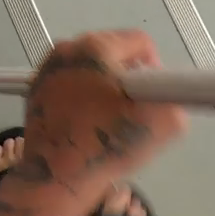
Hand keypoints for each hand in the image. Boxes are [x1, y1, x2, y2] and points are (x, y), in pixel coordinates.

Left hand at [12, 30, 187, 203]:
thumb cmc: (107, 145)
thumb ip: (178, 98)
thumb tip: (172, 92)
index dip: (155, 68)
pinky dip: (81, 93)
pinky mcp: (36, 87)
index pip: (139, 42)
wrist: (58, 173)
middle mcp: (67, 49)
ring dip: (103, 83)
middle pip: (112, 49)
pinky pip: (69, 80)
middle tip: (134, 107)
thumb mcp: (164, 124)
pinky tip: (87, 120)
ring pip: (89, 65)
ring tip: (109, 117)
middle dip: (128, 74)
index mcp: (95, 48)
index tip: (154, 93)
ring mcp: (47, 67)